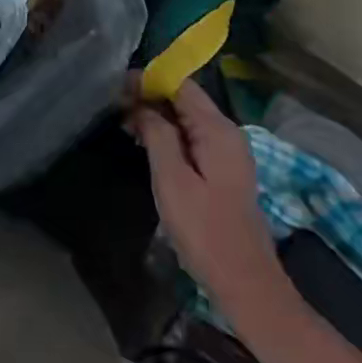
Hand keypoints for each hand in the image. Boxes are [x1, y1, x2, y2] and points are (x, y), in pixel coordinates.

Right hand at [129, 77, 278, 297]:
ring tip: (125, 124)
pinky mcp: (224, 170)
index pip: (182, 85)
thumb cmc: (204, 229)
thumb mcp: (172, 179)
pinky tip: (146, 144)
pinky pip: (193, 137)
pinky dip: (169, 134)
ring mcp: (228, 152)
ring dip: (158, 116)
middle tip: (116, 107)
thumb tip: (141, 104)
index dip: (149, 80)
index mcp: (217, 129)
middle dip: (151, 97)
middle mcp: (227, 133)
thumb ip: (157, 134)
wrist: (245, 282)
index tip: (118, 86)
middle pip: (186, 99)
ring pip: (188, 118)